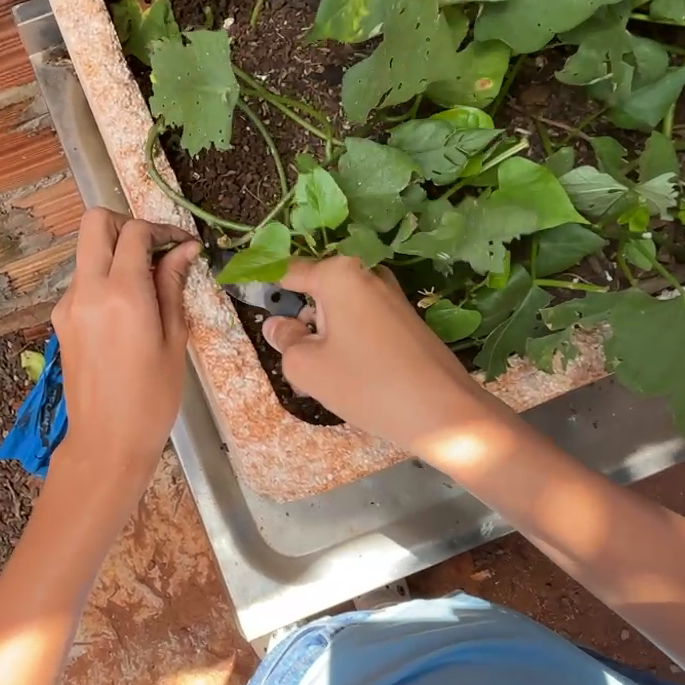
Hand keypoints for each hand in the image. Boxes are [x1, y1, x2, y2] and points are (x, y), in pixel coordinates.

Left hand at [52, 209, 201, 478]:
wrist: (106, 443)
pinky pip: (82, 282)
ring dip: (115, 254)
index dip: (162, 229)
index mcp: (121, 293)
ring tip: (149, 286)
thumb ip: (173, 286)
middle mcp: (87, 290)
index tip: (183, 245)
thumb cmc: (152, 398)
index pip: (134, 232)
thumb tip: (185, 249)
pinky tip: (128, 310)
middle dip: (126, 225)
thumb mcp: (174, 340)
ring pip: (86, 252)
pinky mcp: (61, 321)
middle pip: (94, 223)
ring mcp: (68, 305)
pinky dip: (104, 279)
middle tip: (155, 250)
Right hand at [262, 257, 505, 457]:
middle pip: (315, 293)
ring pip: (338, 311)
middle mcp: (366, 274)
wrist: (444, 413)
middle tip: (296, 361)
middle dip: (300, 321)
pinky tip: (353, 377)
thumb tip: (278, 325)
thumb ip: (284, 340)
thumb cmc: (367, 385)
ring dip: (325, 336)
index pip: (287, 271)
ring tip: (326, 377)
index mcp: (339, 274)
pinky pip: (362, 323)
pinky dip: (349, 343)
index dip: (263, 282)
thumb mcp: (308, 367)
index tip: (240, 286)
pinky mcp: (406, 319)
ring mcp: (390, 296)